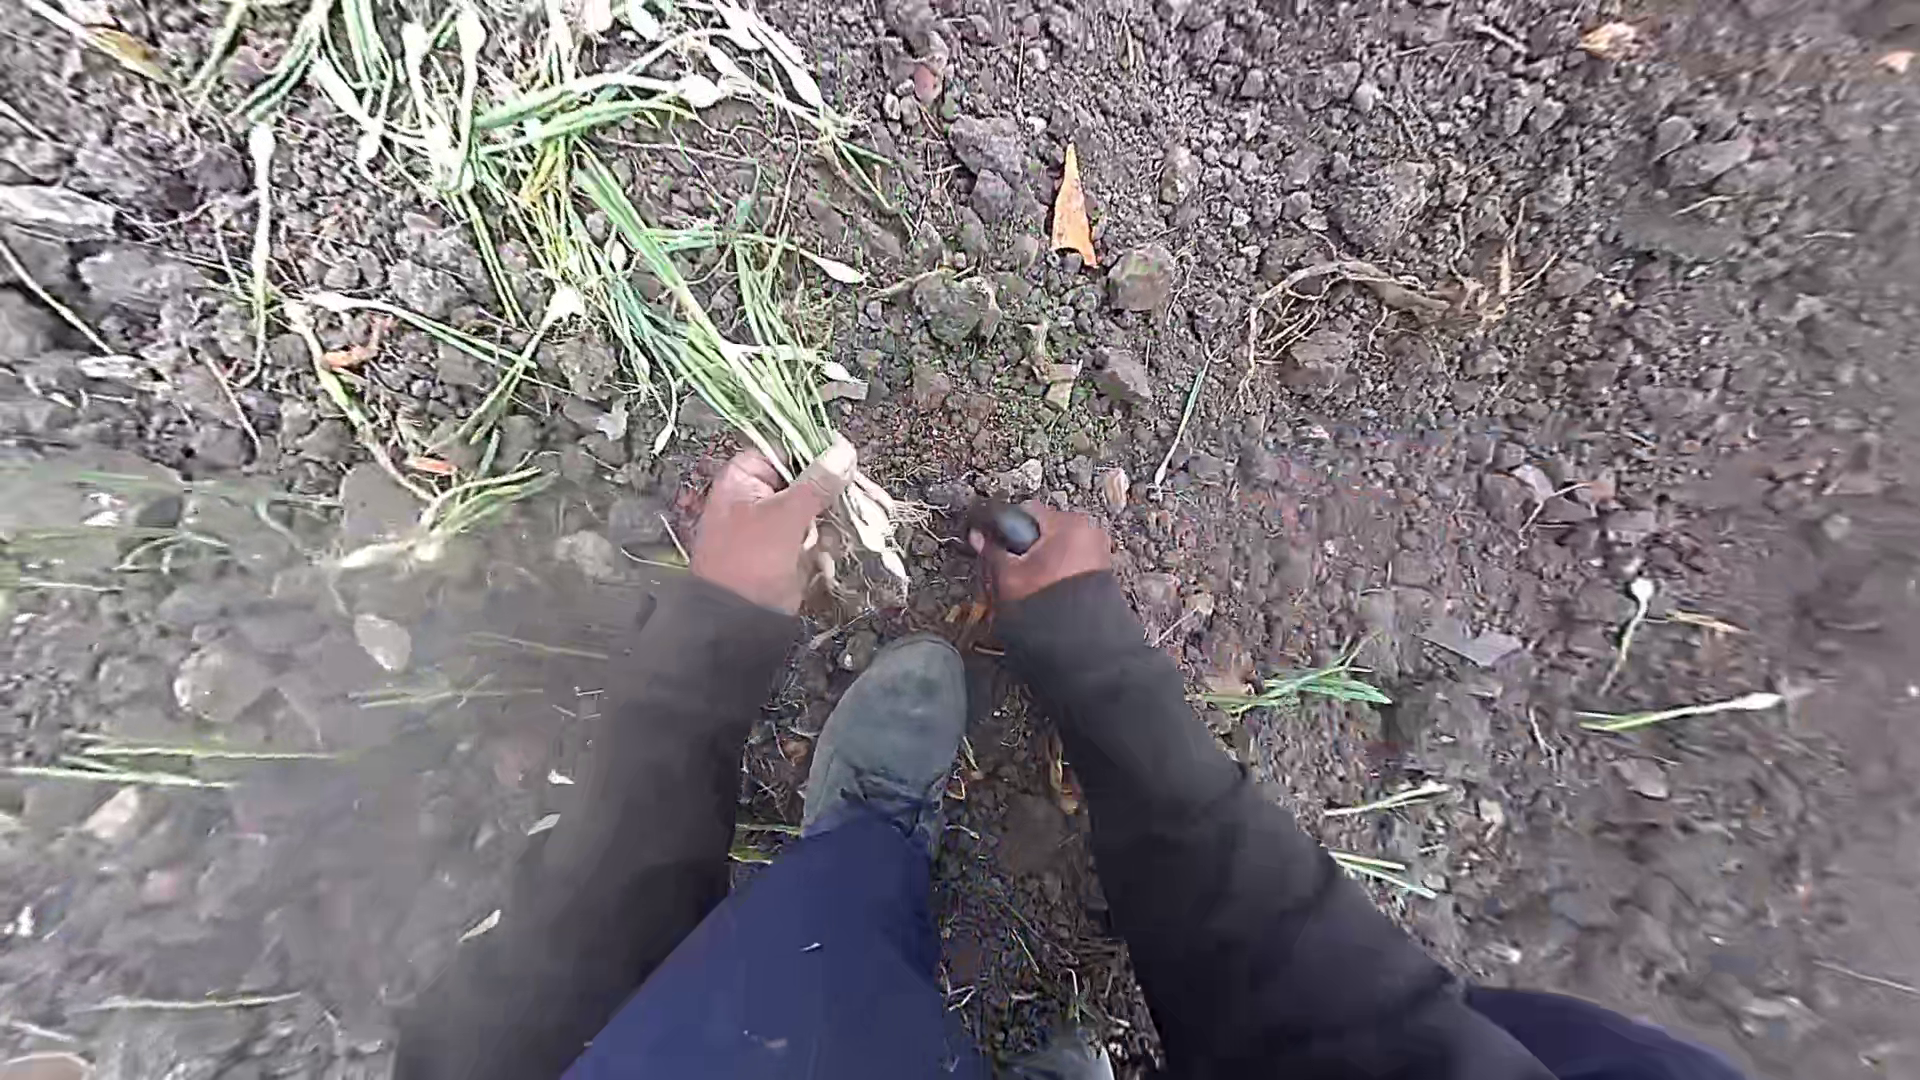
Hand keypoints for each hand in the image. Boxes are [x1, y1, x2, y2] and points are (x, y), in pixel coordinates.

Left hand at [691, 437, 855, 613]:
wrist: (739, 619)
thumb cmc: (750, 561)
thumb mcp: (783, 516)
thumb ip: (816, 483)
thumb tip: (844, 451)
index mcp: (745, 478)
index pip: (785, 449)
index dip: (815, 452)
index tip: (846, 458)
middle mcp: (760, 494)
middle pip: (805, 477)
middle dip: (829, 488)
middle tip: (854, 493)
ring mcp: (776, 521)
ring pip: (816, 504)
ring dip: (831, 515)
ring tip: (841, 524)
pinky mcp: (791, 544)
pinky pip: (817, 529)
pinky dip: (827, 536)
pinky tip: (829, 547)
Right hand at [969, 503, 1113, 605]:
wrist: (1084, 644)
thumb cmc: (1051, 607)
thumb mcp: (1008, 575)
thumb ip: (991, 551)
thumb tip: (979, 536)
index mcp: (1069, 523)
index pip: (1025, 512)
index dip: (1004, 529)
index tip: (993, 546)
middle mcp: (1088, 531)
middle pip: (1039, 532)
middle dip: (1020, 550)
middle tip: (1007, 573)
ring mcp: (1096, 552)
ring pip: (1051, 550)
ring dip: (1034, 565)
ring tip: (1024, 588)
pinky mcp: (1099, 573)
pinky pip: (1065, 565)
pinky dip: (1050, 574)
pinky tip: (1040, 593)